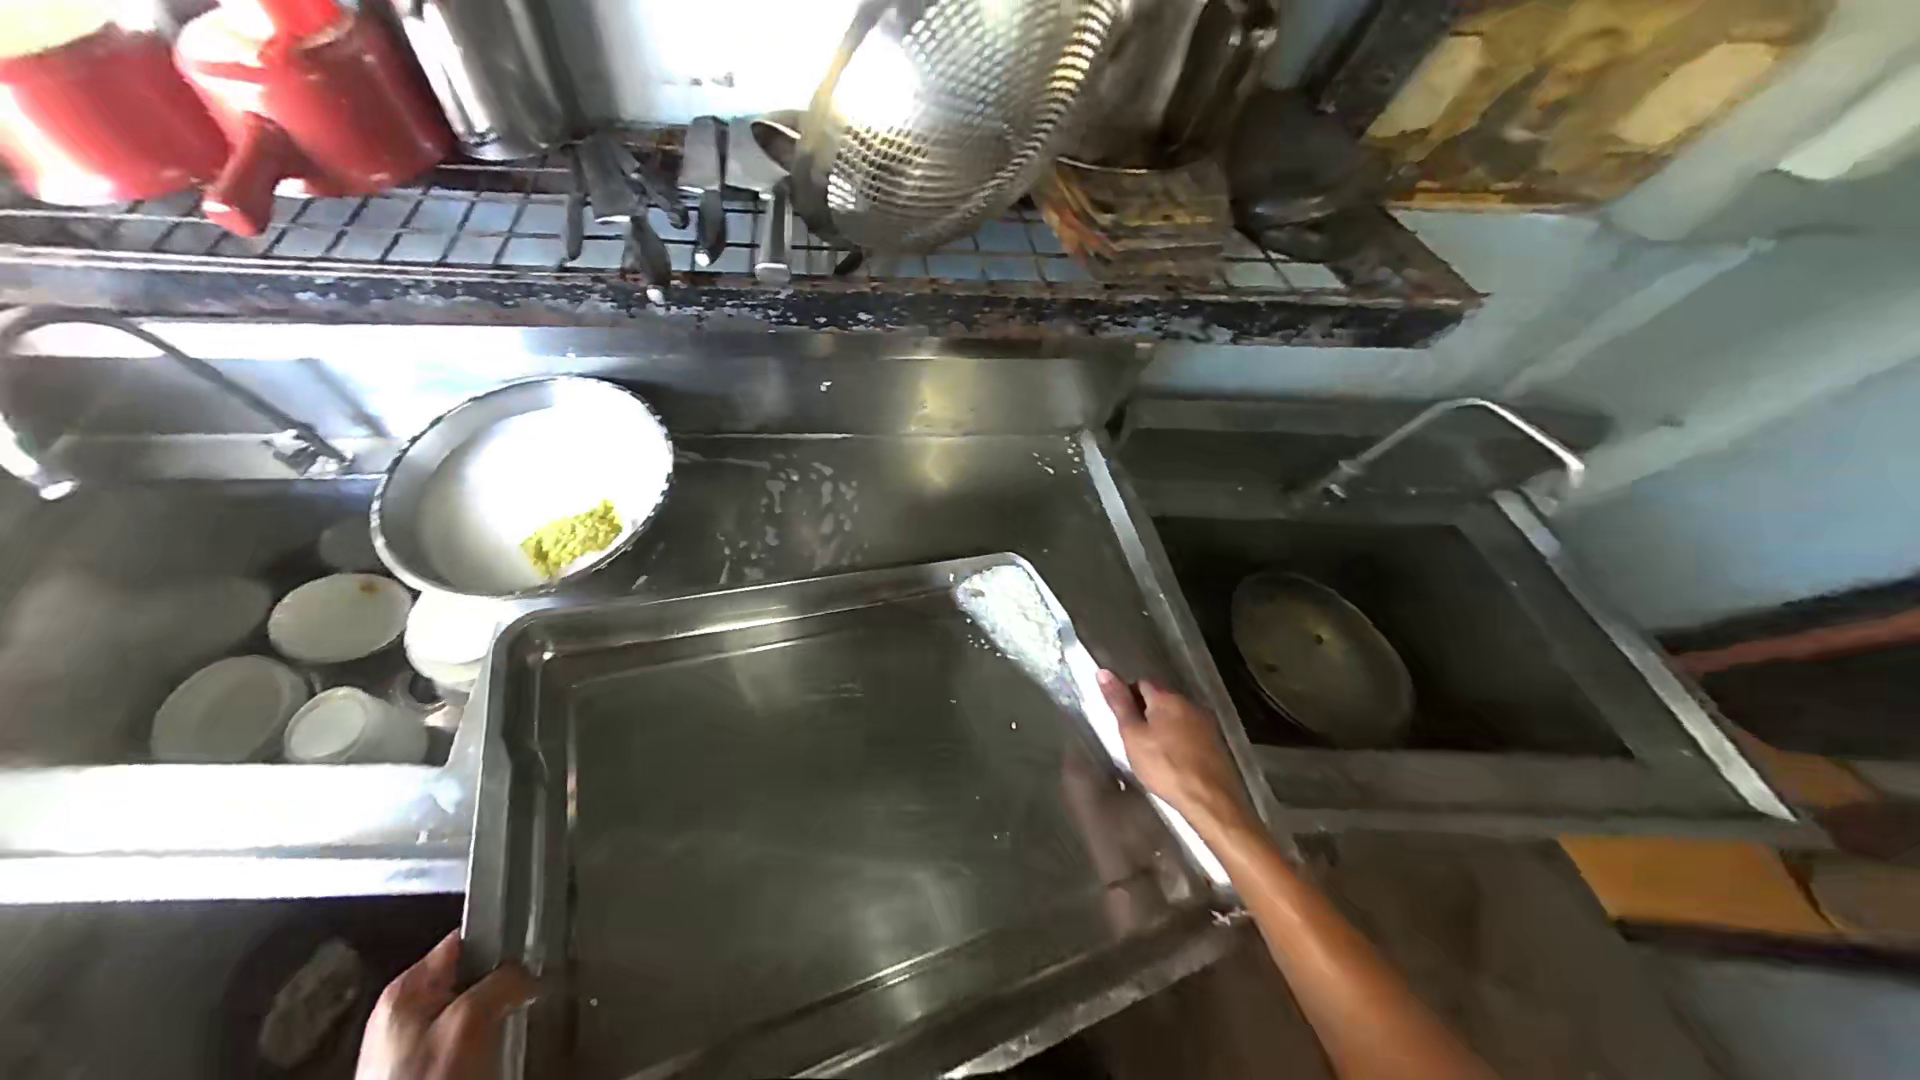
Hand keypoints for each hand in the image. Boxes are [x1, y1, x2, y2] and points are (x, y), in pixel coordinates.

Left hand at [356, 932, 536, 1079]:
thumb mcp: (471, 1021)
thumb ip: (503, 980)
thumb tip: (526, 973)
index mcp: (406, 990)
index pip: (466, 939)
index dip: (503, 940)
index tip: (530, 952)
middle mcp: (406, 1012)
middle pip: (474, 975)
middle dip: (503, 985)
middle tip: (523, 998)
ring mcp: (414, 1045)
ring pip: (476, 1010)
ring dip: (499, 1016)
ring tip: (510, 1028)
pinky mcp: (427, 1069)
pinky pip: (470, 1039)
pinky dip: (488, 1041)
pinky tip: (495, 1054)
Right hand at [1097, 670, 1257, 841]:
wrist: (1210, 800)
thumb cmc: (1165, 767)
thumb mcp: (1132, 735)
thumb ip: (1119, 703)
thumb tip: (1103, 671)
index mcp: (1167, 698)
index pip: (1141, 682)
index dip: (1127, 697)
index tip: (1122, 720)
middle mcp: (1190, 703)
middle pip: (1161, 698)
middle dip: (1145, 712)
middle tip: (1134, 738)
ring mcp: (1206, 723)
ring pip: (1176, 716)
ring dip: (1163, 726)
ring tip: (1152, 752)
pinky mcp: (1216, 743)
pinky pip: (1190, 732)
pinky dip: (1178, 740)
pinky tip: (1173, 761)